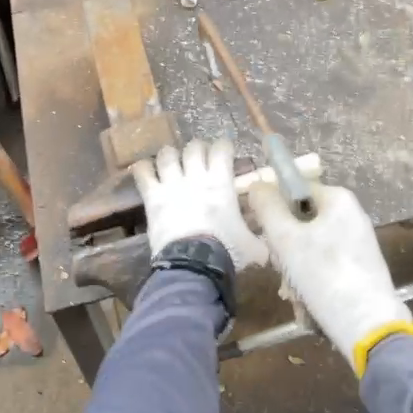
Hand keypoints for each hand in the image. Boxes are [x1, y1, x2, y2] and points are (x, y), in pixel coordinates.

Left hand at [133, 140, 267, 269]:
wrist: (194, 266)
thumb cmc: (227, 254)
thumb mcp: (253, 246)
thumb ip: (259, 237)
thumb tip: (269, 240)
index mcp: (221, 183)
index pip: (222, 149)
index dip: (223, 146)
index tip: (224, 150)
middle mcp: (195, 176)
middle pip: (194, 147)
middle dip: (197, 149)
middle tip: (198, 158)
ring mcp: (172, 184)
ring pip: (167, 154)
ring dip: (170, 155)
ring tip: (172, 162)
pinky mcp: (153, 197)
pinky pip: (143, 172)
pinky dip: (143, 168)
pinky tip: (145, 170)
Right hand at [247, 181, 412, 367]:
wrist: (370, 329)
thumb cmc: (325, 276)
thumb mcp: (286, 239)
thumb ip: (267, 207)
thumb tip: (257, 186)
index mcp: (338, 199)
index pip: (293, 190)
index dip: (274, 210)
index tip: (266, 236)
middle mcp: (351, 216)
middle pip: (301, 222)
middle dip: (285, 250)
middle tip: (281, 270)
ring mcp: (358, 244)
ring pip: (311, 249)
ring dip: (296, 272)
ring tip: (295, 296)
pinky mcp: (361, 270)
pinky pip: (326, 267)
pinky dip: (313, 283)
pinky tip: (308, 305)